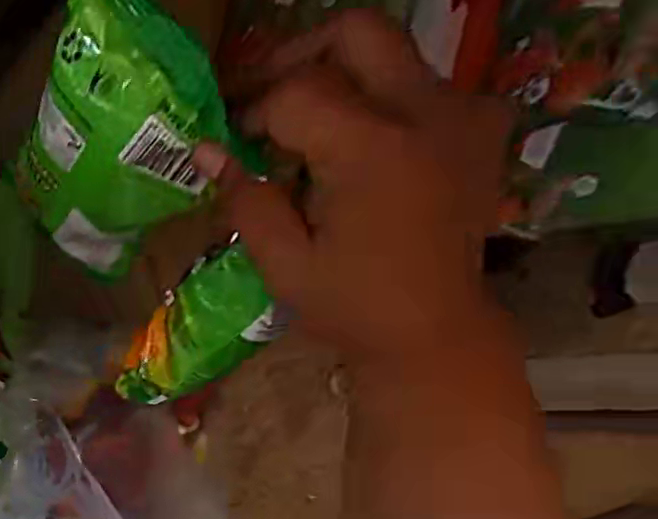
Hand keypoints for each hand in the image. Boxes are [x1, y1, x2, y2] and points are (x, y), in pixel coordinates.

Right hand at [193, 11, 514, 361]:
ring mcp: (461, 109)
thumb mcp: (280, 259)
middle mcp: (428, 110)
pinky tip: (334, 151)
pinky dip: (362, 103)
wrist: (430, 321)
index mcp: (373, 150)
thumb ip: (247, 197)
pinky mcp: (474, 120)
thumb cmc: (344, 301)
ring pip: (385, 54)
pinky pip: (409, 86)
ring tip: (284, 131)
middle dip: (292, 60)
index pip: (297, 92)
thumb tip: (205, 151)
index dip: (248, 113)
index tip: (220, 145)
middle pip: (356, 35)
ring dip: (327, 80)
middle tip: (252, 100)